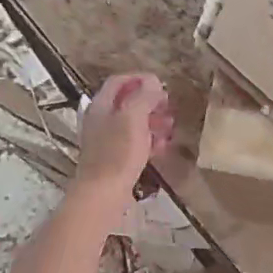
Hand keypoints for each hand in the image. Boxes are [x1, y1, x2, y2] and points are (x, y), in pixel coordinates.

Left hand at [75, 73, 173, 193]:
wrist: (103, 194)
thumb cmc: (118, 153)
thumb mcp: (133, 118)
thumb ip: (144, 96)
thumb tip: (153, 82)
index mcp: (101, 105)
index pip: (118, 81)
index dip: (139, 78)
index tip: (161, 84)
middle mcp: (101, 119)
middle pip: (127, 101)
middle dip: (150, 101)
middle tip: (169, 106)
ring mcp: (107, 140)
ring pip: (133, 122)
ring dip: (153, 120)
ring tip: (170, 126)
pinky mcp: (115, 158)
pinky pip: (134, 142)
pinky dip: (149, 139)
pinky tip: (162, 146)